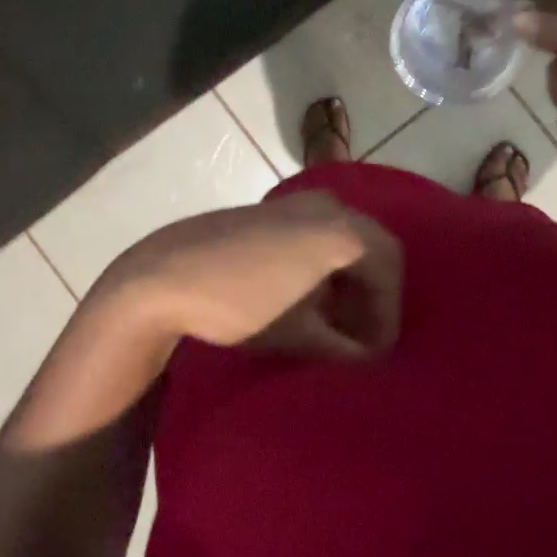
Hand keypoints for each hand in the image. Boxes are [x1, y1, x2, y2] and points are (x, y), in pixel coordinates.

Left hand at [102, 190, 402, 361]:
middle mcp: (328, 205)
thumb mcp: (301, 336)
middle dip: (372, 296)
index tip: (375, 354)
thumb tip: (367, 356)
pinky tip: (307, 296)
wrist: (167, 273)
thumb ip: (345, 348)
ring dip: (348, 279)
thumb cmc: (241, 305)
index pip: (390, 271)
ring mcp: (297, 201)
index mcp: (343, 231)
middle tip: (362, 339)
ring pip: (344, 238)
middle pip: (371, 248)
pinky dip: (323, 263)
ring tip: (335, 324)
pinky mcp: (272, 207)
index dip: (388, 316)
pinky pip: (317, 231)